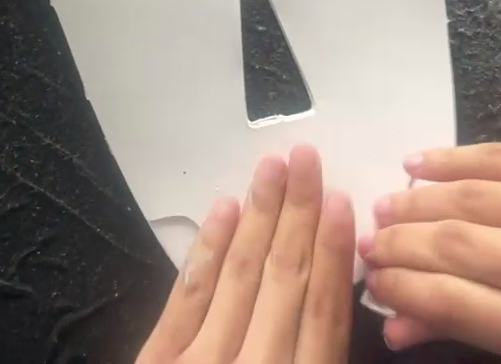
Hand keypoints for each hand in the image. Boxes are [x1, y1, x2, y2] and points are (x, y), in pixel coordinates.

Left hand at [137, 145, 355, 363]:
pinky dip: (209, 249)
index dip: (332, 252)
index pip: (323, 312)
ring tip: (272, 166)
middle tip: (305, 157)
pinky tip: (225, 208)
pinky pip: (188, 296)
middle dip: (297, 212)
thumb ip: (314, 352)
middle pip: (283, 279)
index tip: (339, 198)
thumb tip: (329, 278)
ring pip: (240, 275)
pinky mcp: (161, 360)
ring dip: (259, 214)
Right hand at [360, 143, 500, 363]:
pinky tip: (416, 165)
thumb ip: (477, 333)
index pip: (468, 306)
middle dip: (402, 243)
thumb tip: (394, 323)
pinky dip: (451, 159)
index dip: (407, 288)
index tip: (371, 279)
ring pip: (478, 197)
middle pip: (465, 247)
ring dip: (418, 200)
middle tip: (367, 240)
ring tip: (384, 205)